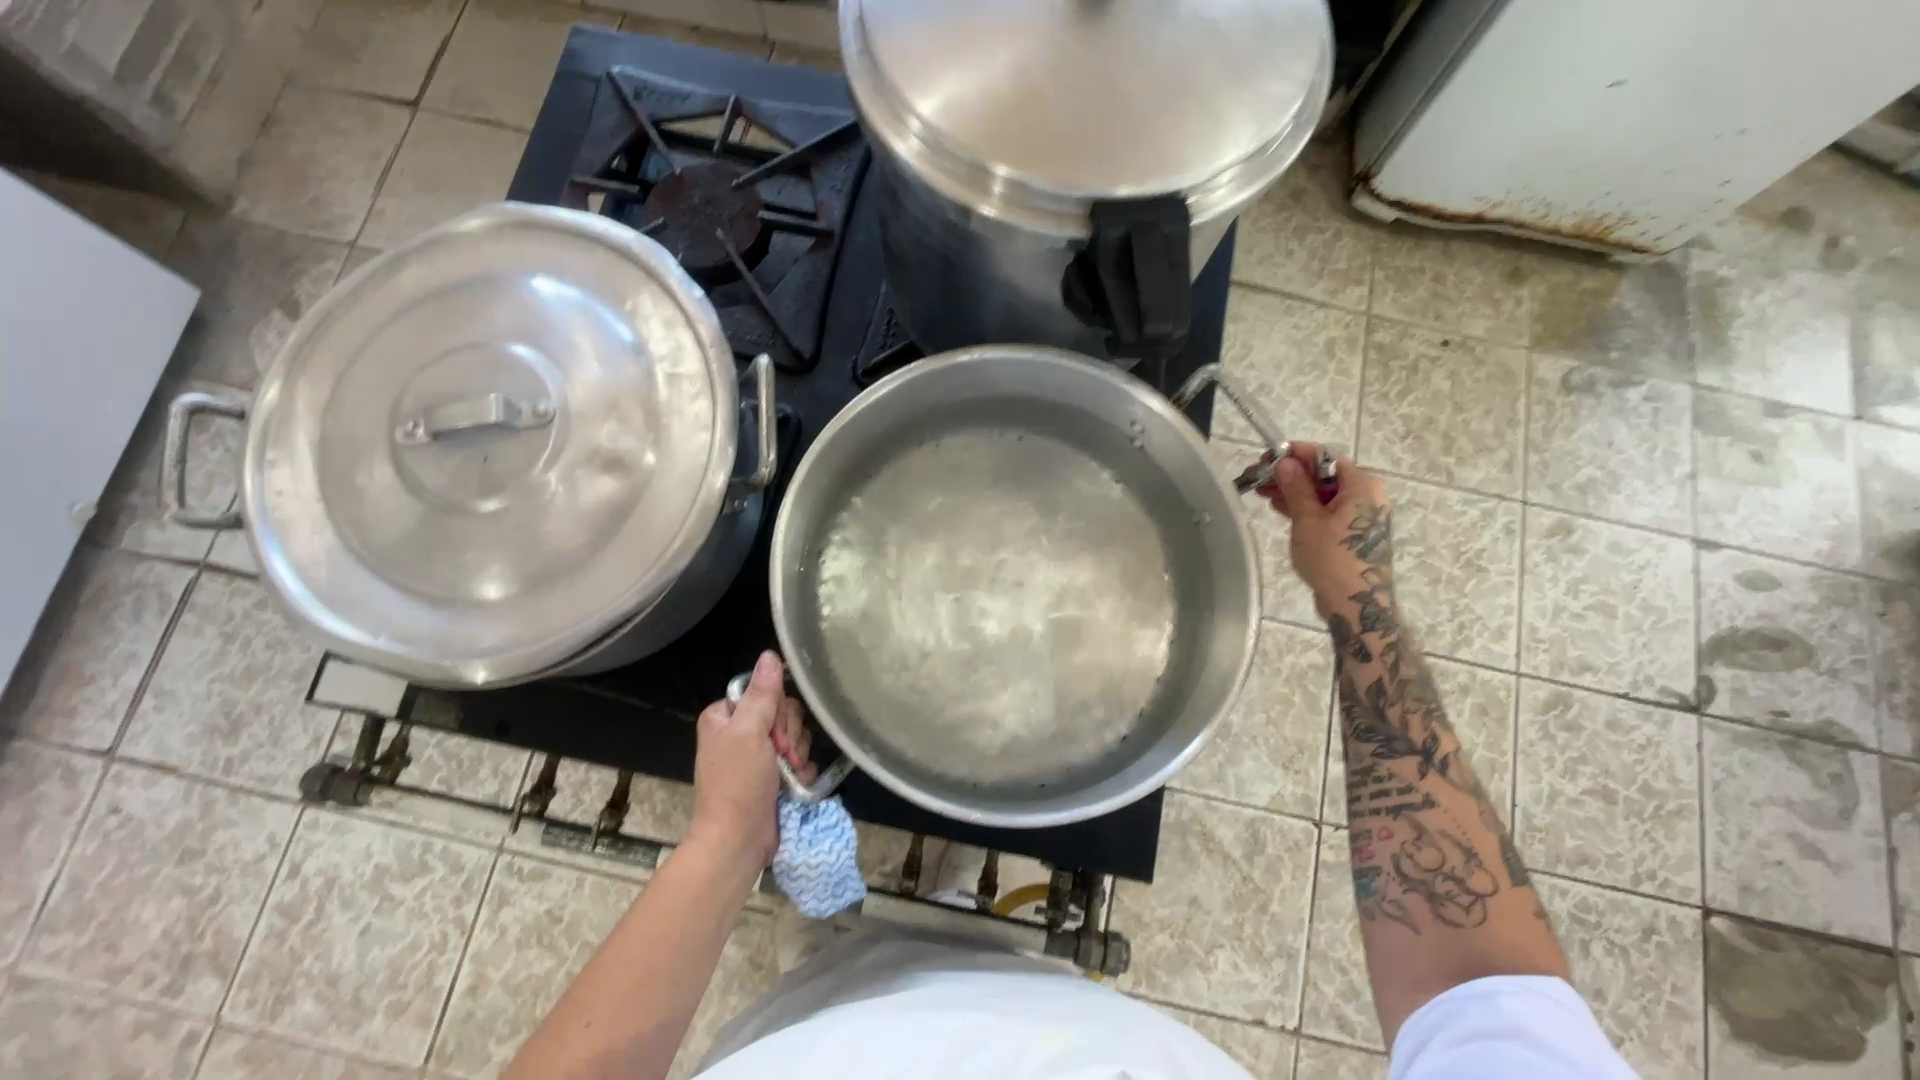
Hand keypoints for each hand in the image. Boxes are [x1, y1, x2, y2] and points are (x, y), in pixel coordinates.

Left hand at [688, 651, 815, 868]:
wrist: (738, 840)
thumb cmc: (738, 784)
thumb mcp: (749, 733)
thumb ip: (762, 694)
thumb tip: (770, 655)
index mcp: (725, 716)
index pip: (763, 691)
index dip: (776, 708)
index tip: (774, 731)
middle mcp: (740, 732)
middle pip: (783, 712)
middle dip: (789, 735)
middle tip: (781, 755)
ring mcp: (758, 756)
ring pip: (795, 736)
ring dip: (797, 755)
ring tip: (788, 774)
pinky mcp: (774, 777)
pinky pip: (800, 760)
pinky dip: (801, 772)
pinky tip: (796, 784)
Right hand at [1255, 441, 1393, 611]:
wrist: (1355, 604)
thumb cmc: (1332, 557)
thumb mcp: (1308, 520)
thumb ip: (1296, 488)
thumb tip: (1285, 463)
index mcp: (1362, 485)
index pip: (1326, 457)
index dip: (1296, 454)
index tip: (1268, 457)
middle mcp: (1366, 496)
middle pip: (1324, 475)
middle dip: (1291, 474)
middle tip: (1258, 476)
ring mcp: (1361, 516)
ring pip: (1323, 494)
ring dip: (1294, 491)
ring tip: (1262, 491)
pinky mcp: (1352, 534)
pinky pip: (1326, 511)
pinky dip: (1305, 508)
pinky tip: (1281, 508)